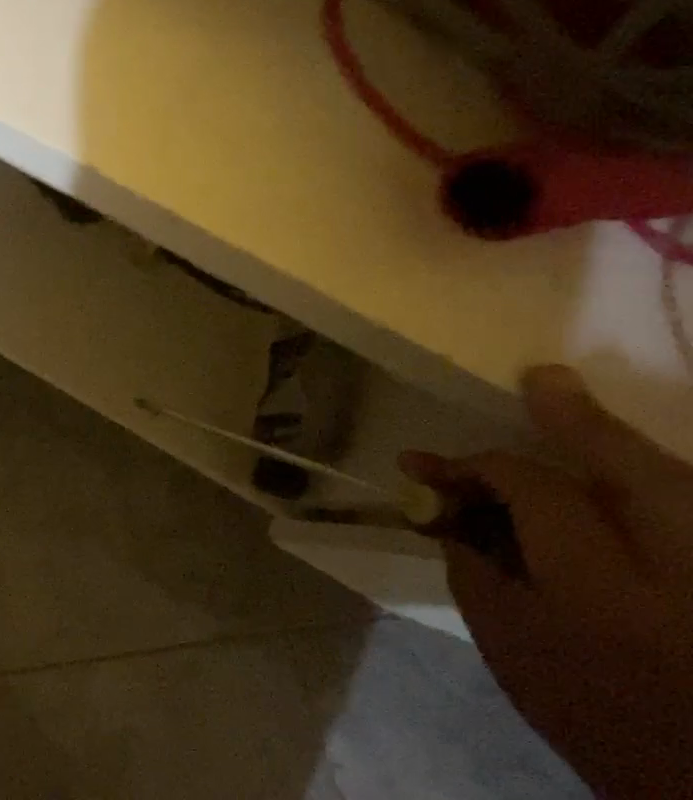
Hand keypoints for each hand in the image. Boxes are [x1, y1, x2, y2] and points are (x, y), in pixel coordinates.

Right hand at [402, 365, 692, 798]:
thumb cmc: (584, 712)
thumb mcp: (511, 647)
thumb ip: (479, 569)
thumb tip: (454, 508)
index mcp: (604, 592)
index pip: (537, 494)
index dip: (480, 471)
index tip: (428, 467)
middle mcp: (684, 573)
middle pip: (640, 472)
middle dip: (584, 424)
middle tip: (540, 382)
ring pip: (681, 484)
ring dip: (621, 449)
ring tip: (569, 413)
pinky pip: (690, 507)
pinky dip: (655, 484)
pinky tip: (622, 473)